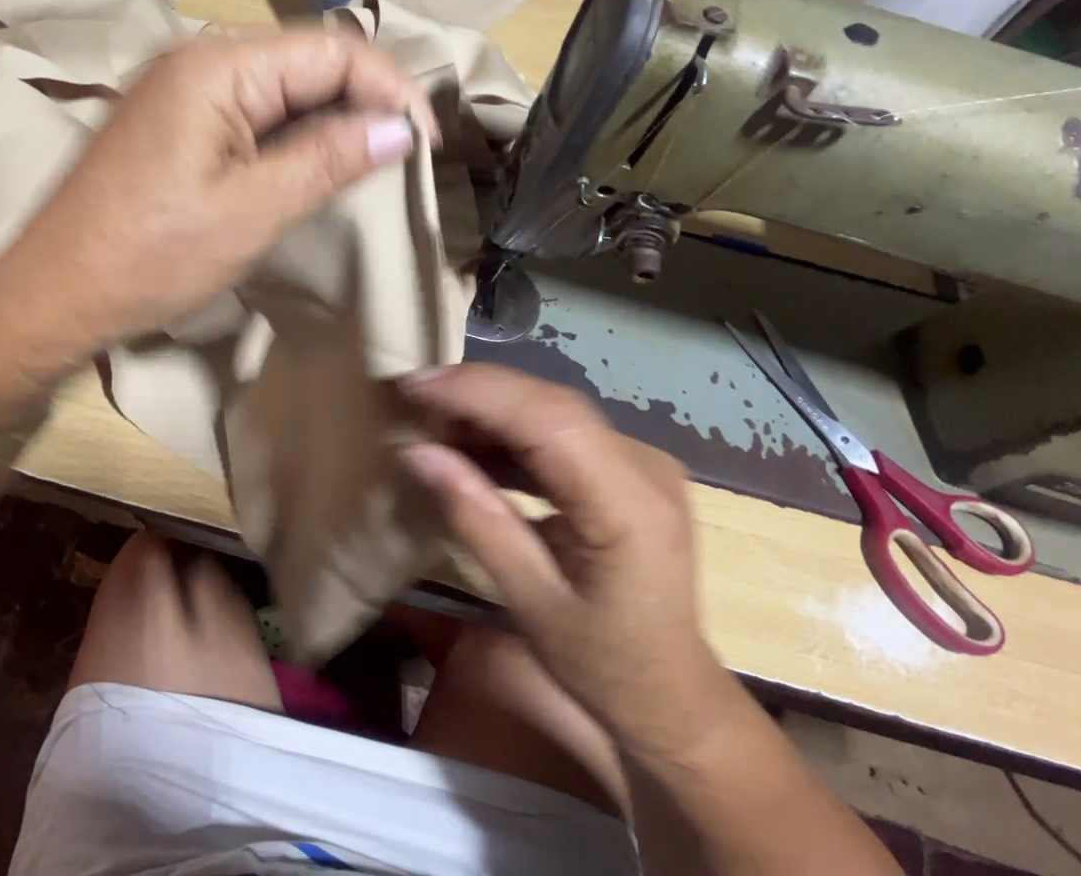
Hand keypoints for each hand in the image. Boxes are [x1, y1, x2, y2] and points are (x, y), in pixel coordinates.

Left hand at [0, 28, 433, 418]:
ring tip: (368, 165)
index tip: (426, 147)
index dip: (391, 90)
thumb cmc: (152, 256)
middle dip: (365, 101)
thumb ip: (329, 159)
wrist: (55, 295)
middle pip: (307, 59)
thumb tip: (400, 129)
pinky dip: (288, 134)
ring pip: (279, 86)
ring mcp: (178, 87)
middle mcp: (197, 57)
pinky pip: (247, 110)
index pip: (333, 50)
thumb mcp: (253, 210)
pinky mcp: (169, 121)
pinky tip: (310, 167)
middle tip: (404, 158)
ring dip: (329, 119)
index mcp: (218, 65)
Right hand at [397, 364, 734, 760]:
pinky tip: (470, 446)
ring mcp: (643, 466)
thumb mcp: (529, 603)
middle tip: (411, 399)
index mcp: (630, 506)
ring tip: (430, 422)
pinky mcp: (629, 472)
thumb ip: (476, 521)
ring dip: (491, 412)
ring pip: (556, 414)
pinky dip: (512, 436)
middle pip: (553, 406)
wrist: (669, 693)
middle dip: (478, 394)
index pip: (551, 421)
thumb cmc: (602, 663)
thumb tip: (418, 454)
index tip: (415, 386)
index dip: (480, 393)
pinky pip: (564, 436)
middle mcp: (646, 468)